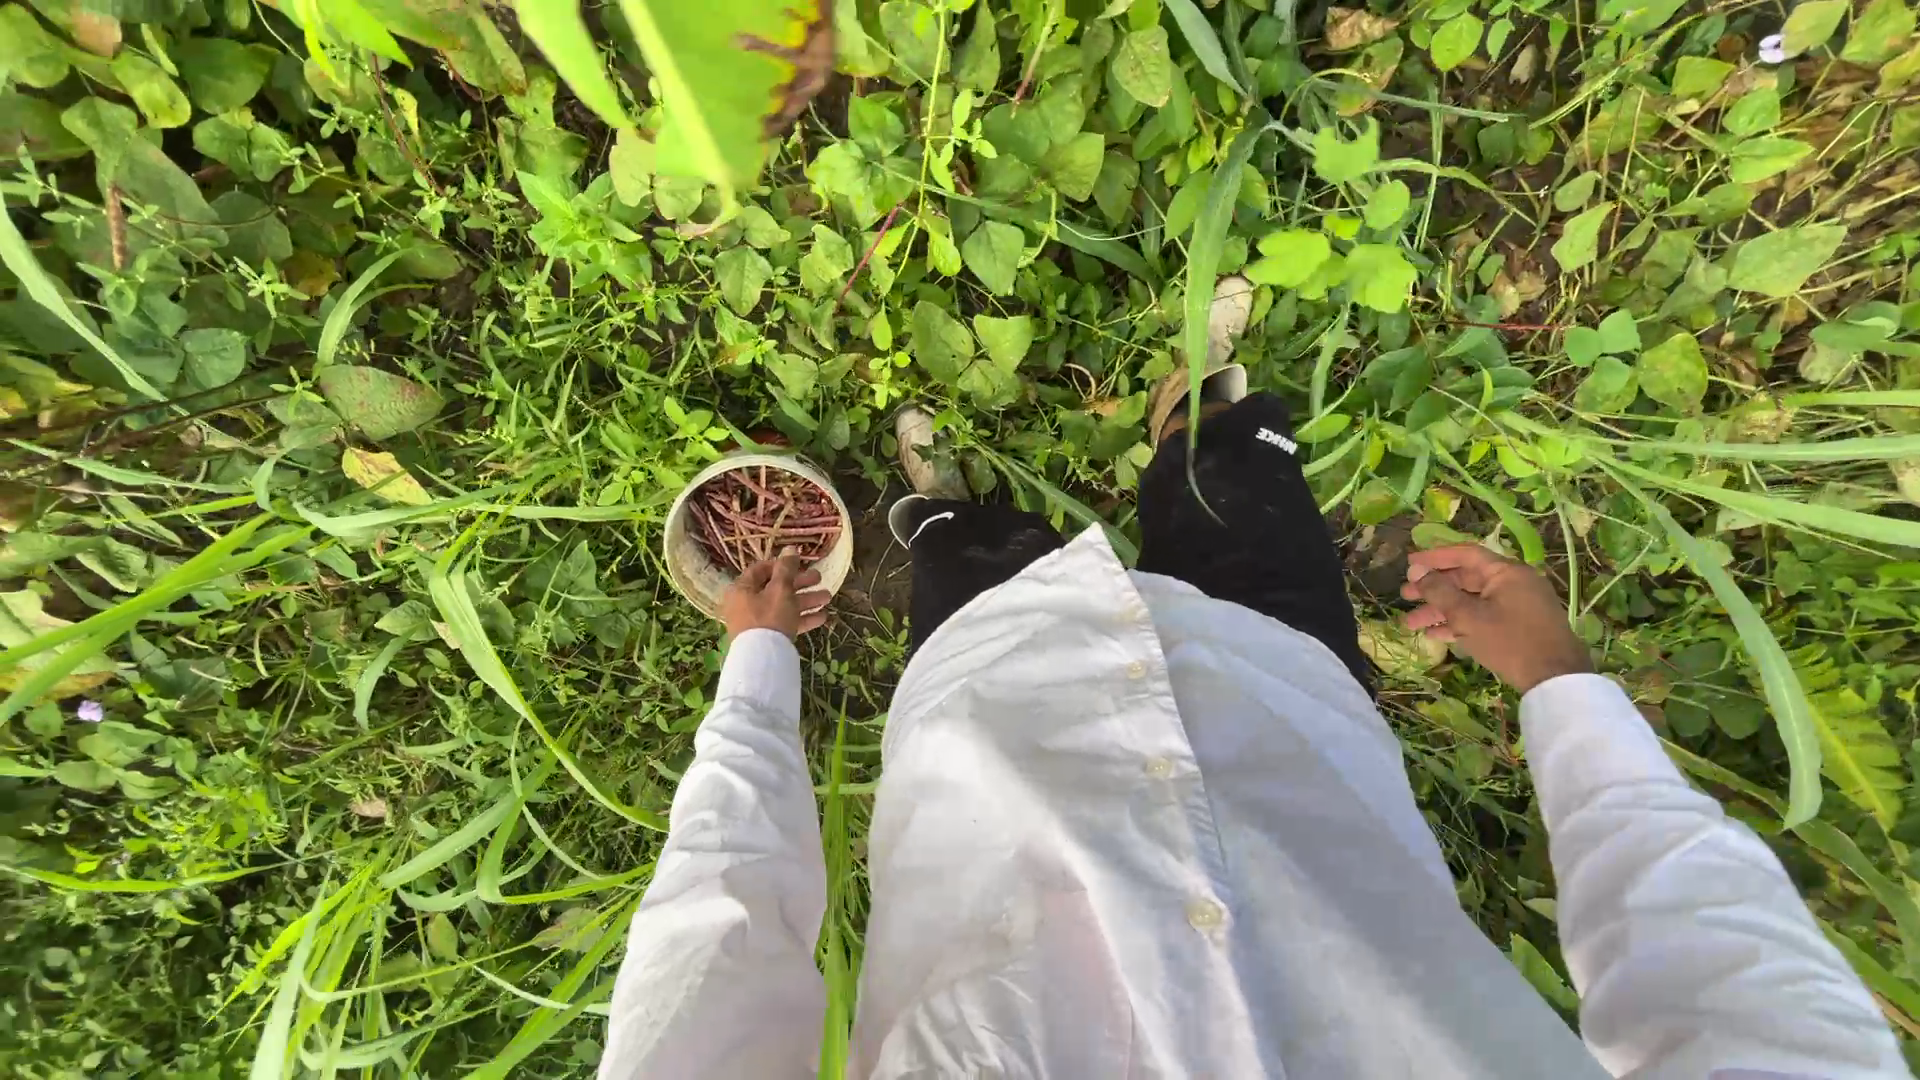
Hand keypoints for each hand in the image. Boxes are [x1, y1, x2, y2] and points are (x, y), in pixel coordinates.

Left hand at [721, 554, 830, 640]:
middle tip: (820, 578)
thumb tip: (790, 548)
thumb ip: (787, 568)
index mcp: (742, 589)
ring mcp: (757, 622)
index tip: (800, 563)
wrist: (763, 660)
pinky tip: (823, 617)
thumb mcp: (781, 589)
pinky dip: (803, 618)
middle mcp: (746, 604)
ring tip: (828, 597)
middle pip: (776, 588)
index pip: (761, 570)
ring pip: (784, 606)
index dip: (781, 564)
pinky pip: (786, 623)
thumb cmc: (769, 617)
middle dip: (801, 583)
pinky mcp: (767, 638)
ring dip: (807, 600)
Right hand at [1400, 544, 1591, 693]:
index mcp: (1506, 573)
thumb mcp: (1466, 615)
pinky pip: (1482, 615)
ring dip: (1440, 610)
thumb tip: (1415, 570)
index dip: (1434, 557)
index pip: (1465, 555)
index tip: (1409, 563)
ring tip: (1411, 622)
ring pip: (1470, 601)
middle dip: (1432, 589)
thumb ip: (1438, 590)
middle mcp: (1513, 584)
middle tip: (1405, 595)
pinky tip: (1435, 634)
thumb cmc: (1508, 640)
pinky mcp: (1518, 624)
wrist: (1554, 678)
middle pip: (1465, 579)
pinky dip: (1459, 622)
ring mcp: (1517, 605)